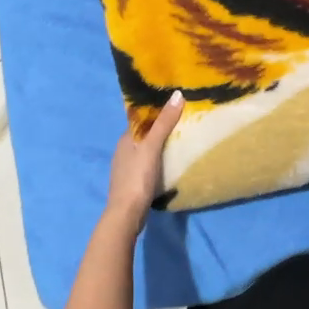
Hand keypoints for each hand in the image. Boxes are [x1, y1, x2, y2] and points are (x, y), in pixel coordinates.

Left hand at [105, 90, 185, 220]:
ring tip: (182, 141)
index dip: (157, 111)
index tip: (176, 105)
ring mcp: (127, 167)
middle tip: (184, 122)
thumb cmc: (137, 177)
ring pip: (146, 150)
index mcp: (125, 139)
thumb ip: (163, 123)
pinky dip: (159, 160)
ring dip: (160, 145)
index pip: (141, 119)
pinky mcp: (134, 182)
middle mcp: (124, 151)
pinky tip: (171, 163)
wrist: (127, 213)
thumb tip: (177, 95)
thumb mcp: (152, 147)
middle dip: (160, 128)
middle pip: (144, 134)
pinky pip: (148, 164)